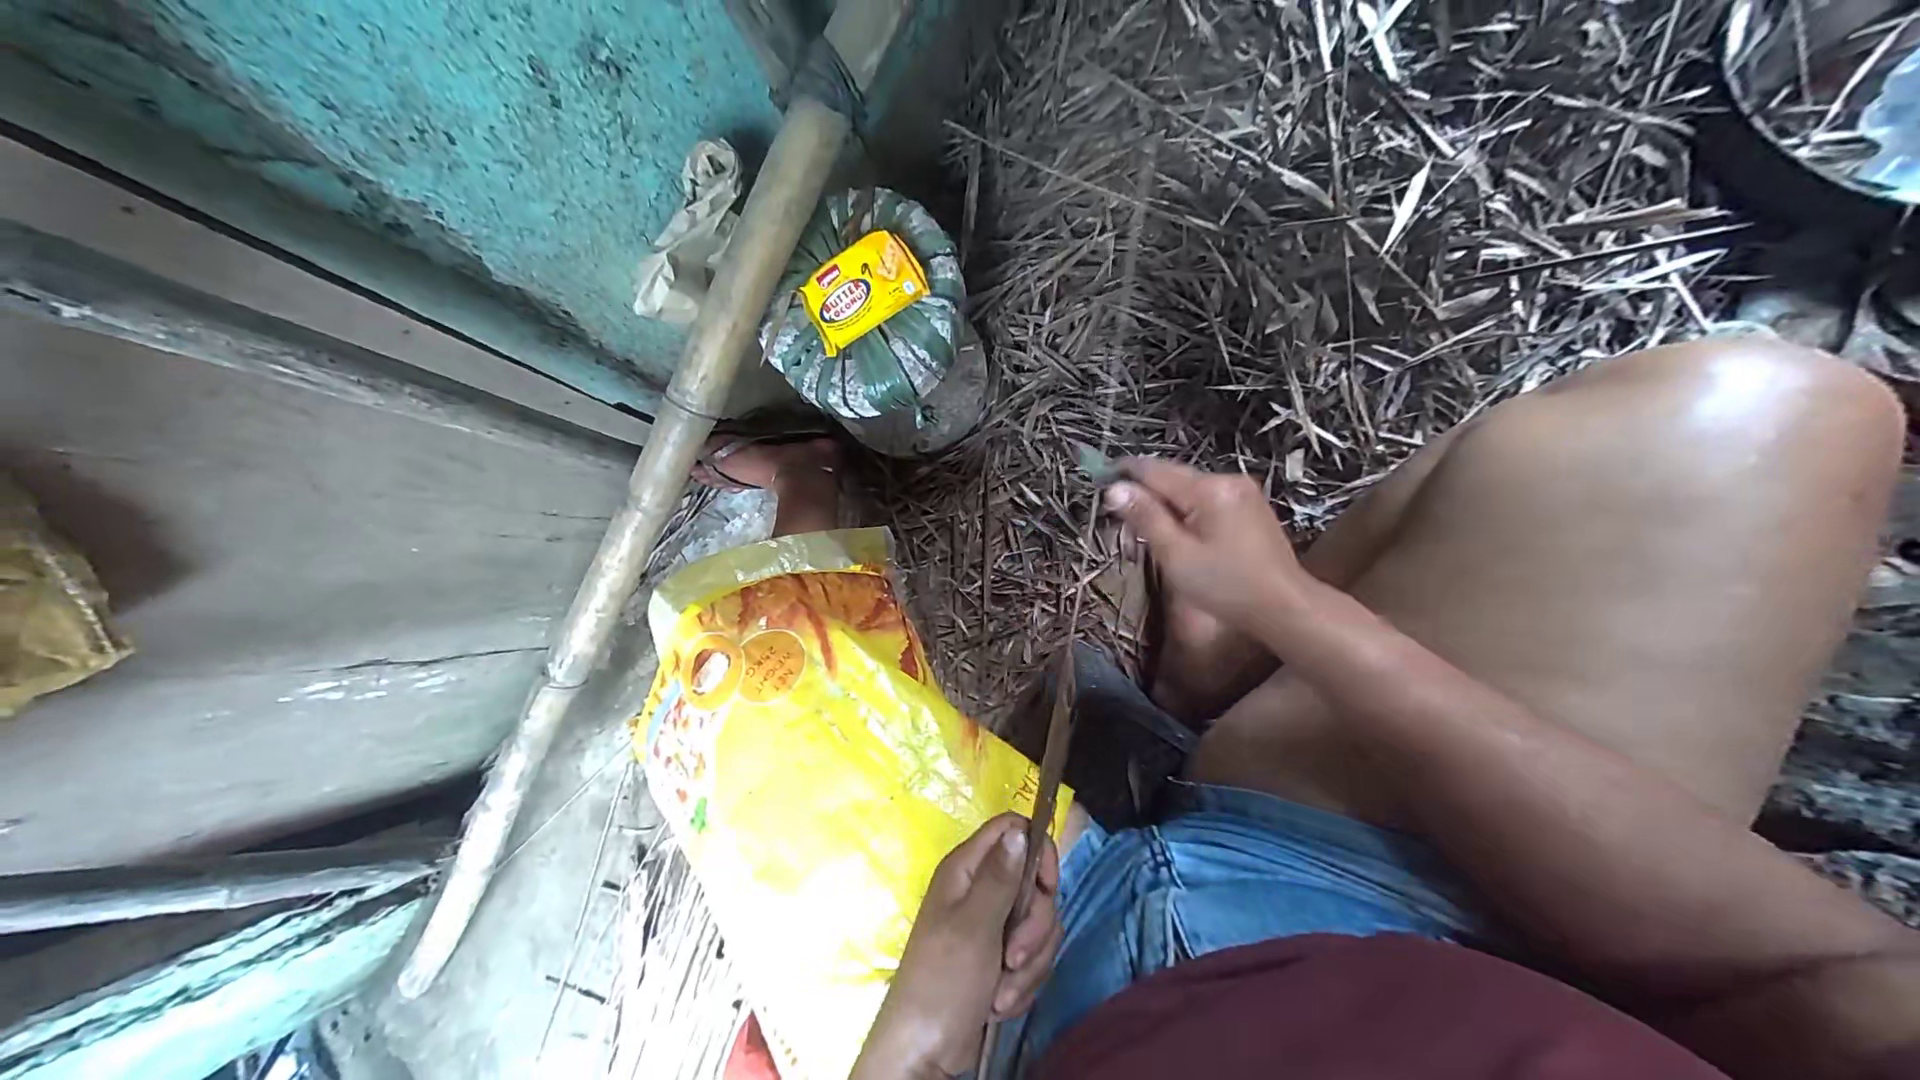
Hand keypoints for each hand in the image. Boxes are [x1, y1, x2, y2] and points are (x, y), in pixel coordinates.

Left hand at [852, 813, 1061, 1079]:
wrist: (925, 1052)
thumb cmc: (943, 981)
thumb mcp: (974, 925)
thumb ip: (1000, 876)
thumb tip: (1020, 829)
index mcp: (966, 868)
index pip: (1012, 830)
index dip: (1037, 851)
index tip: (1047, 886)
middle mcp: (980, 888)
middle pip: (1034, 882)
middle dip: (1035, 926)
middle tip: (1014, 956)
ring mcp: (991, 923)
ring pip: (1039, 923)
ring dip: (1029, 963)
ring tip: (1001, 990)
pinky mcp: (1001, 955)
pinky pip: (1033, 954)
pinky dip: (1024, 981)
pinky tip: (1000, 1001)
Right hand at [1104, 457, 1308, 633]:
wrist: (1285, 607)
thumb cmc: (1227, 586)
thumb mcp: (1177, 555)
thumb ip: (1145, 518)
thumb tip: (1114, 489)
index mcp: (1210, 489)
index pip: (1154, 470)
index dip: (1124, 474)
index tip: (1098, 483)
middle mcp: (1228, 479)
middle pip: (1172, 478)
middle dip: (1145, 496)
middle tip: (1121, 523)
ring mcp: (1243, 492)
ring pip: (1189, 490)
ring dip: (1165, 506)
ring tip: (1147, 535)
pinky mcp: (1250, 507)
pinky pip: (1207, 500)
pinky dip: (1186, 513)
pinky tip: (1179, 536)